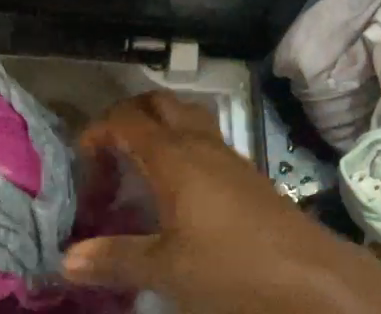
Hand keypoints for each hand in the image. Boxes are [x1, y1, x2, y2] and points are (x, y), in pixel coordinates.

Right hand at [61, 92, 380, 313]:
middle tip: (108, 157)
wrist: (312, 277)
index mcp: (173, 156)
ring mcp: (227, 154)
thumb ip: (116, 259)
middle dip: (126, 118)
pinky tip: (178, 190)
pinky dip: (180, 147)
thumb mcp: (168, 270)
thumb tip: (67, 258)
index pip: (125, 121)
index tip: (82, 167)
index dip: (97, 133)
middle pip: (157, 103)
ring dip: (157, 128)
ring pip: (184, 116)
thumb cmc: (232, 267)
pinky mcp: (246, 173)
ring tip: (140, 168)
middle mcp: (199, 142)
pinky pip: (204, 138)